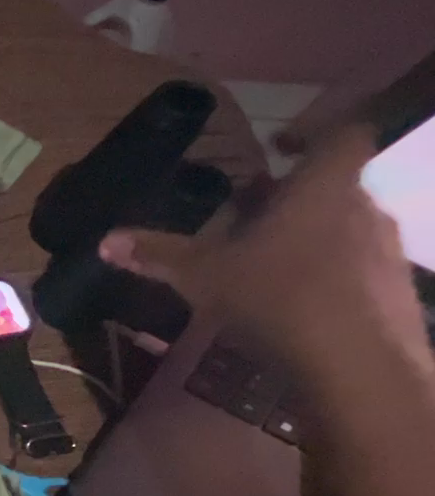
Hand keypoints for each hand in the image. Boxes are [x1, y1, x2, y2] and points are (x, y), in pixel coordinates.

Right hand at [99, 125, 424, 369]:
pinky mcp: (391, 287)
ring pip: (343, 226)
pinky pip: (353, 263)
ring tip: (259, 261)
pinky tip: (288, 300)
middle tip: (245, 216)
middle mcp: (363, 209)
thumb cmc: (277, 297)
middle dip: (289, 198)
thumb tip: (105, 240)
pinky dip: (322, 270)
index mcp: (323, 191)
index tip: (278, 147)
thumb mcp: (201, 275)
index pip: (342, 136)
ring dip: (306, 234)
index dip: (314, 133)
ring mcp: (384, 249)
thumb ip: (158, 254)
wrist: (356, 362)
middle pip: (333, 187)